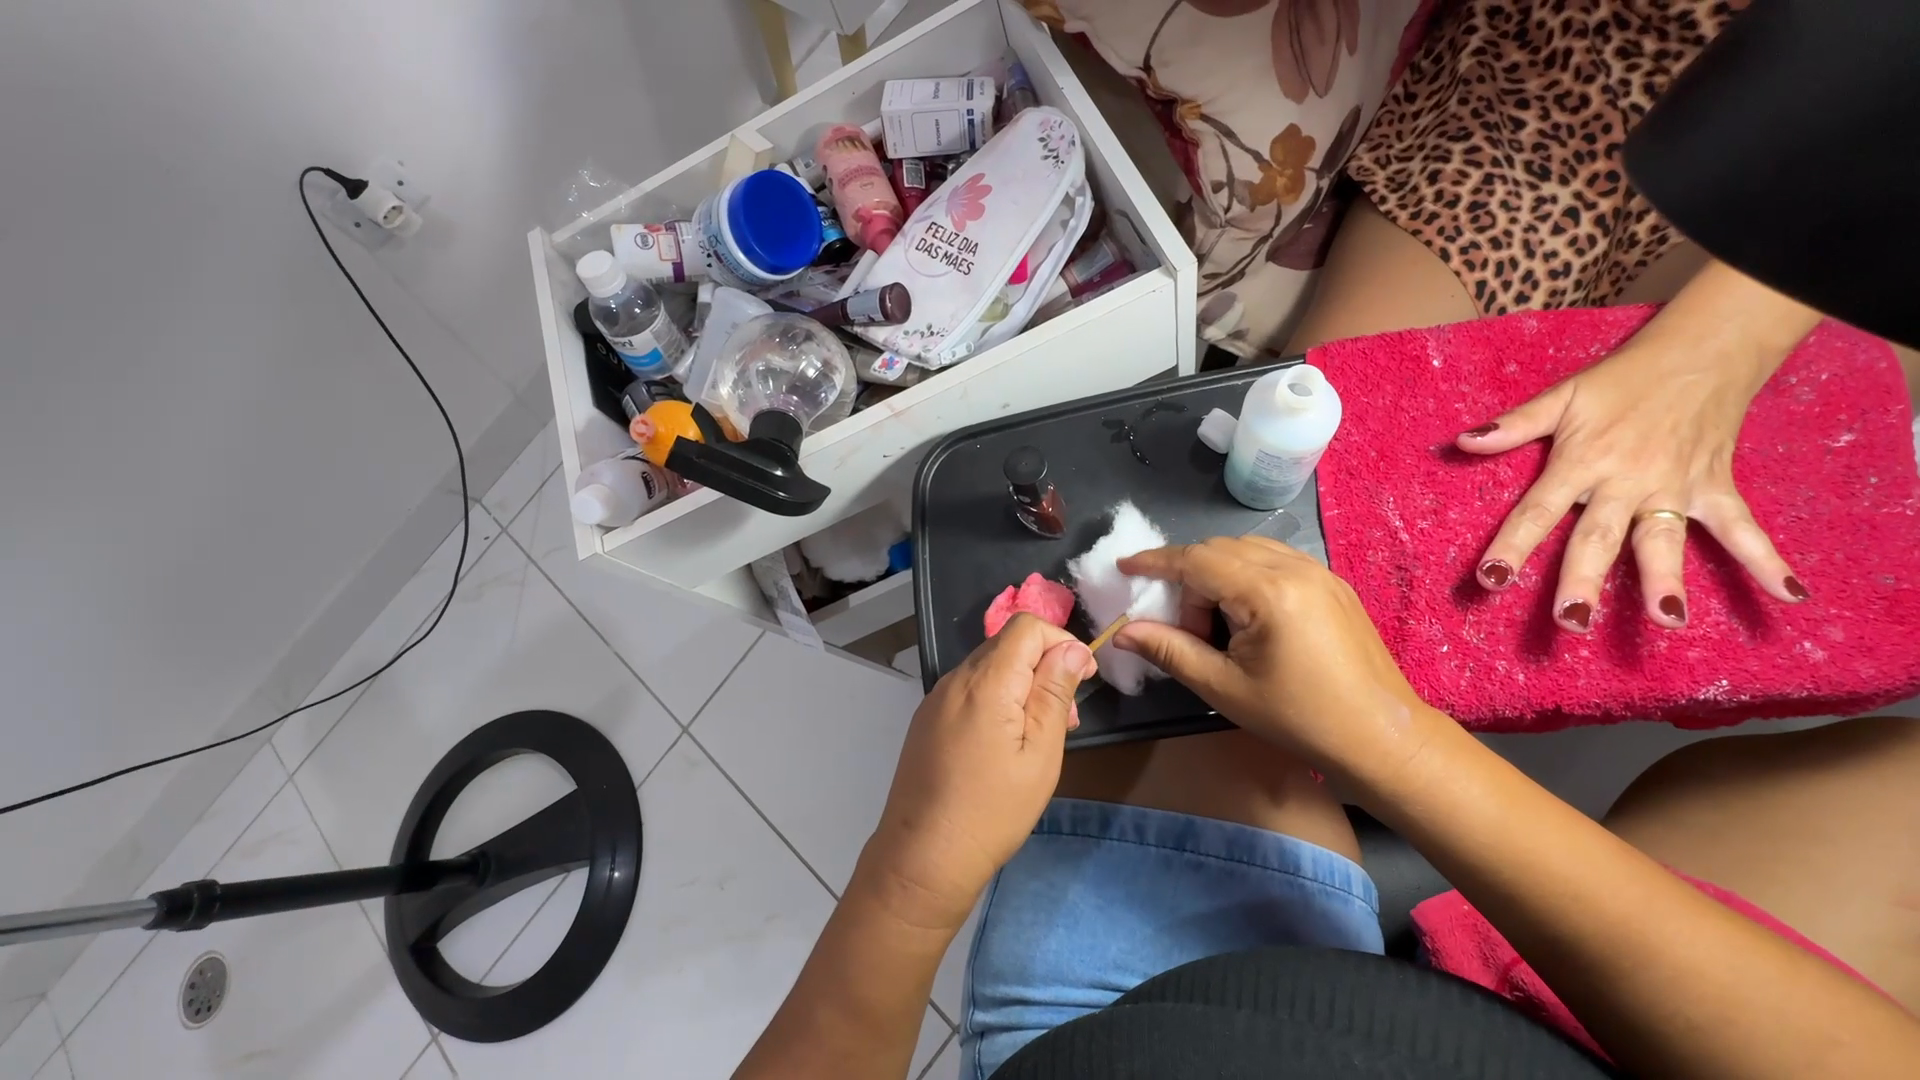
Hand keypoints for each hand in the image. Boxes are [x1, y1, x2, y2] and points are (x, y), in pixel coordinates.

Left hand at [859, 615, 1094, 929]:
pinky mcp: (927, 720)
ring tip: (1040, 735)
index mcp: (986, 681)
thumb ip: (1055, 694)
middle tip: (1067, 715)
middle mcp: (955, 679)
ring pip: (988, 667)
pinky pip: (969, 690)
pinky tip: (1006, 744)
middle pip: (1006, 643)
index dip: (1061, 641)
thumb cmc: (992, 811)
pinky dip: (996, 699)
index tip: (1082, 679)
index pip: (1027, 626)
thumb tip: (1072, 649)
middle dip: (1043, 665)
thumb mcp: (1040, 755)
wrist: (923, 857)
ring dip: (1021, 684)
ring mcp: (936, 699)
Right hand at [1112, 536, 1434, 779]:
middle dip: (1188, 578)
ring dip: (1217, 575)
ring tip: (1214, 626)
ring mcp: (1319, 572)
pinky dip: (1246, 575)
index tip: (1125, 566)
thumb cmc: (1298, 717)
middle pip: (1220, 549)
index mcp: (1267, 592)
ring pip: (1248, 549)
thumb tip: (1124, 631)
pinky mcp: (1332, 583)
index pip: (1197, 560)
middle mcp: (1295, 568)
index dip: (1156, 561)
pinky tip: (1246, 617)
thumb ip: (1170, 650)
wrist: (1380, 737)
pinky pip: (1275, 560)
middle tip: (1183, 628)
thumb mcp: (1223, 687)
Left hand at [1458, 265, 1817, 632]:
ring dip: (1666, 578)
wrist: (1701, 353)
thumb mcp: (1560, 397)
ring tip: (1666, 619)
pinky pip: (1742, 527)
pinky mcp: (1716, 486)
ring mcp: (1674, 487)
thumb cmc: (1619, 381)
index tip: (1491, 581)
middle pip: (1598, 537)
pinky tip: (1788, 595)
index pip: (1536, 511)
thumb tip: (1462, 441)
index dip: (1511, 545)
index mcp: (1580, 462)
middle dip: (1584, 579)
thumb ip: (1513, 426)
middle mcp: (1625, 481)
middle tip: (1571, 621)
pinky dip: (1767, 558)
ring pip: (1665, 538)